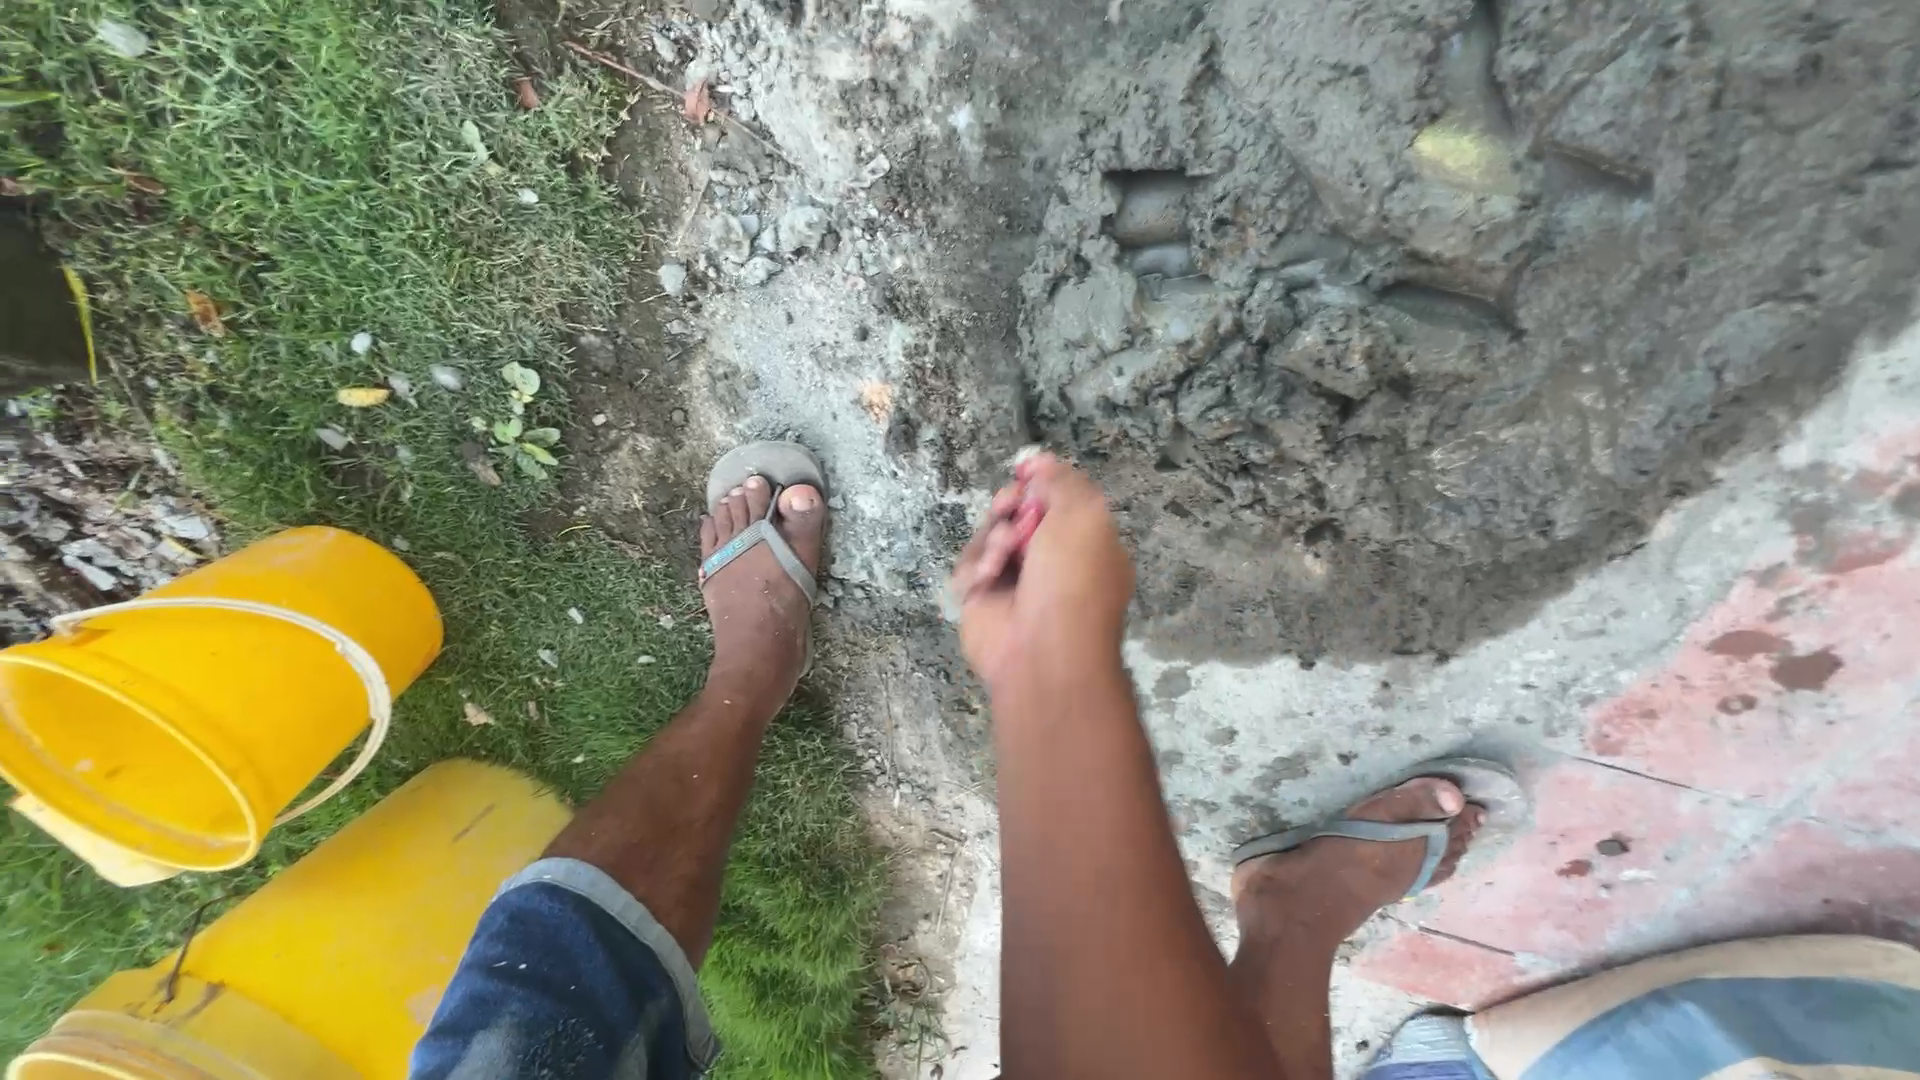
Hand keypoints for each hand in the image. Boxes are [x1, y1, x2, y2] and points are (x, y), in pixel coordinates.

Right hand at [950, 453, 1134, 690]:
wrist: (1042, 650)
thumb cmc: (1071, 580)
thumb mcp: (1082, 516)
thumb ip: (1062, 481)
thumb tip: (1039, 461)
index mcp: (1086, 541)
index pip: (1059, 498)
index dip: (1040, 482)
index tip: (1025, 472)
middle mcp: (1051, 559)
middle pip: (1018, 512)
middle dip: (1010, 507)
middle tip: (1009, 510)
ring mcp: (1016, 580)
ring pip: (989, 535)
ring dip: (992, 540)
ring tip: (1000, 560)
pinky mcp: (983, 598)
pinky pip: (969, 565)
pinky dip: (974, 568)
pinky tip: (984, 582)